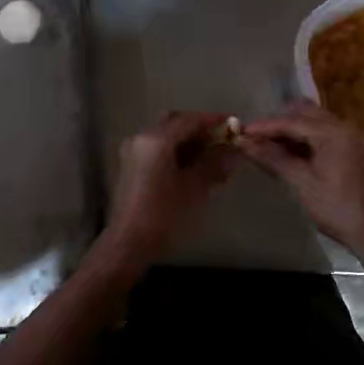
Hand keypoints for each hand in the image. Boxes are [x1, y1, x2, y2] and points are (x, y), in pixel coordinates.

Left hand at [100, 111, 236, 265]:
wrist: (129, 244)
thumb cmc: (164, 216)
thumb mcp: (195, 189)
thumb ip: (214, 164)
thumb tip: (233, 151)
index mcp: (156, 140)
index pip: (190, 120)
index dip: (214, 121)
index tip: (234, 124)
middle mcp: (141, 138)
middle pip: (175, 123)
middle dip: (200, 130)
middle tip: (223, 142)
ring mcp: (133, 153)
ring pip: (166, 137)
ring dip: (189, 143)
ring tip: (214, 160)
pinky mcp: (131, 167)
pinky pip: (158, 150)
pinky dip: (176, 153)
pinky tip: (195, 169)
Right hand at [237, 101, 363, 256]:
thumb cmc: (338, 209)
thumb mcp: (302, 184)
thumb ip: (274, 159)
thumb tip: (246, 144)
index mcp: (332, 132)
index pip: (291, 121)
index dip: (264, 126)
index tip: (241, 132)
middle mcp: (344, 128)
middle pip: (304, 114)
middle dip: (278, 123)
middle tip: (255, 138)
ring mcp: (352, 139)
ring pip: (315, 123)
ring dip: (292, 131)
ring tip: (269, 148)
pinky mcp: (354, 152)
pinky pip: (325, 135)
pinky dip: (306, 140)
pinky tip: (292, 156)